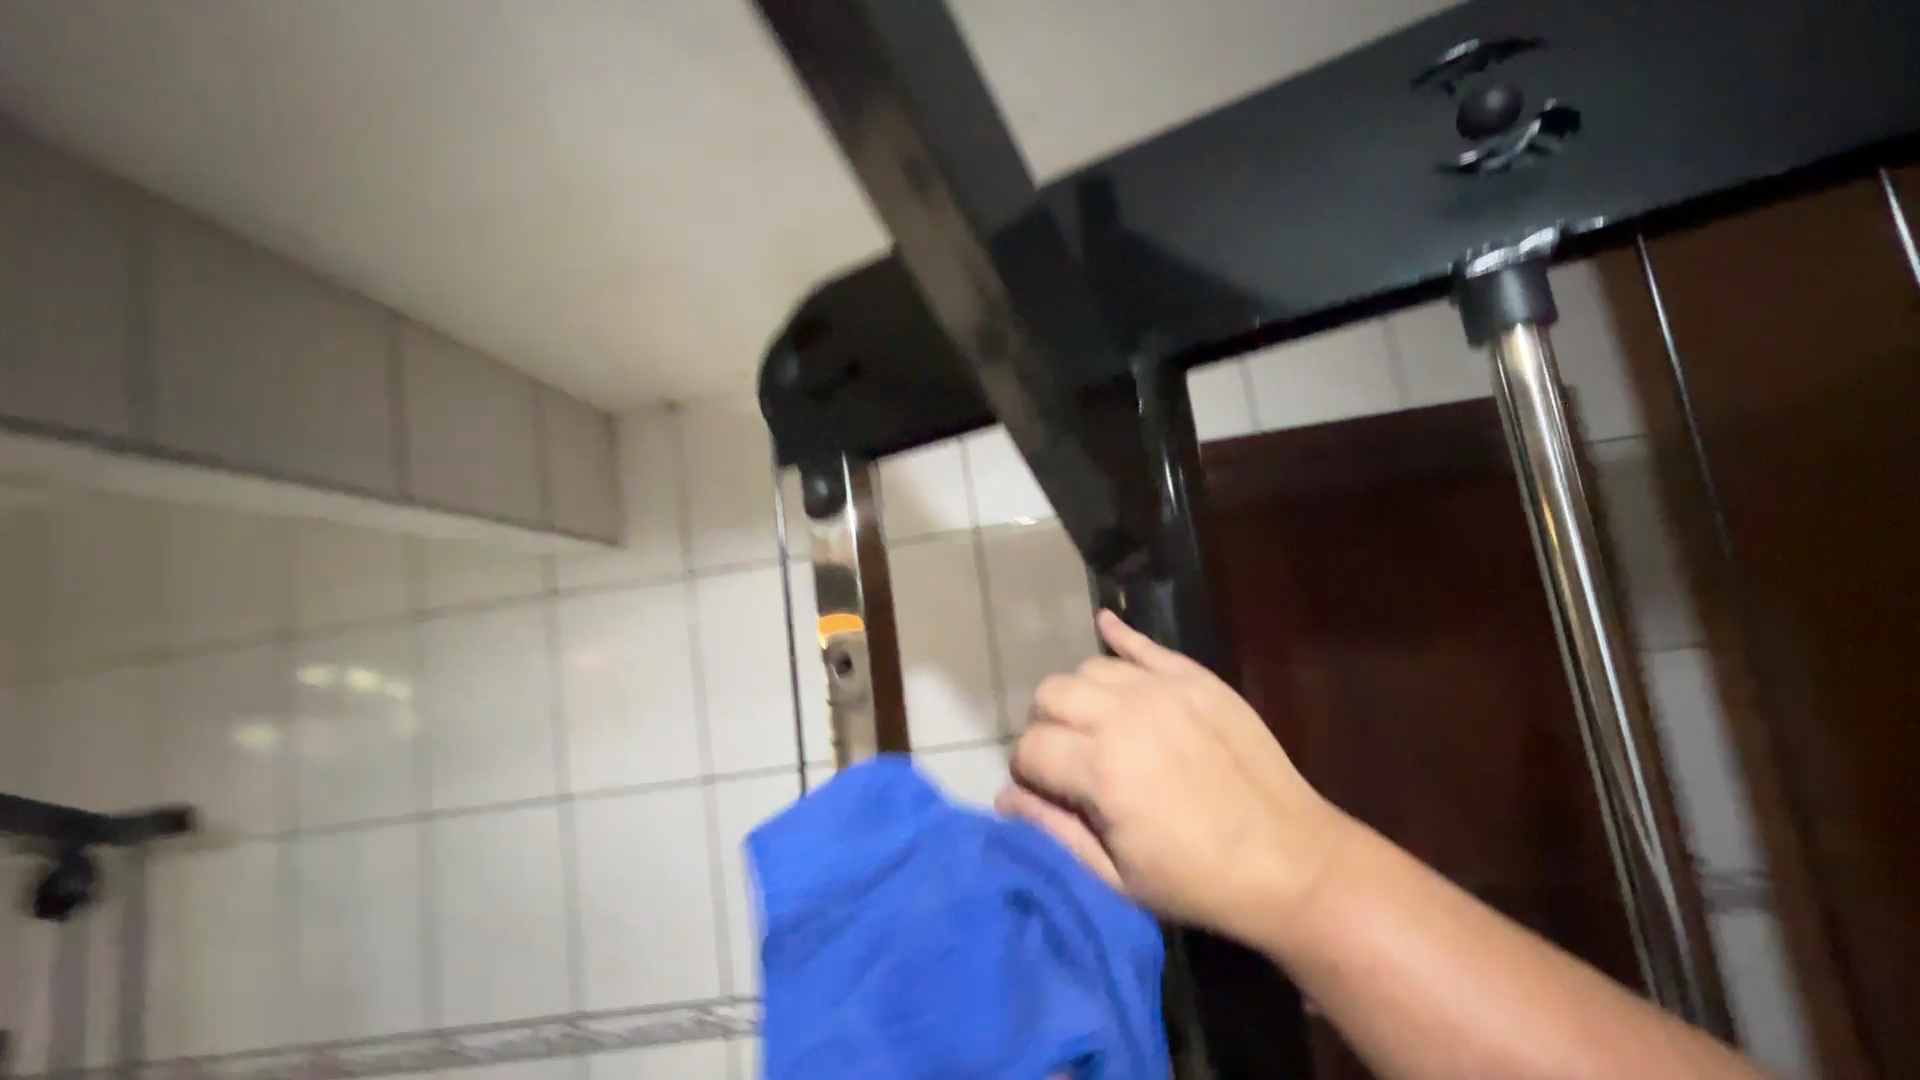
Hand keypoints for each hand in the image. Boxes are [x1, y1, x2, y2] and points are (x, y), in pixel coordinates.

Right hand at [998, 610, 1353, 943]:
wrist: (1291, 862)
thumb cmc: (1197, 881)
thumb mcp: (1115, 877)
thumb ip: (1053, 830)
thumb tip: (1002, 798)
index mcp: (1101, 770)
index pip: (1029, 748)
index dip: (1027, 774)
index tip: (1045, 794)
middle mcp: (1125, 716)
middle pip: (1049, 695)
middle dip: (1045, 728)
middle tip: (1069, 760)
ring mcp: (1164, 689)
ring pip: (1089, 669)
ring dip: (1079, 697)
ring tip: (1098, 728)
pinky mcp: (1196, 679)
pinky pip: (1143, 643)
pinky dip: (1118, 636)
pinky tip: (1105, 629)